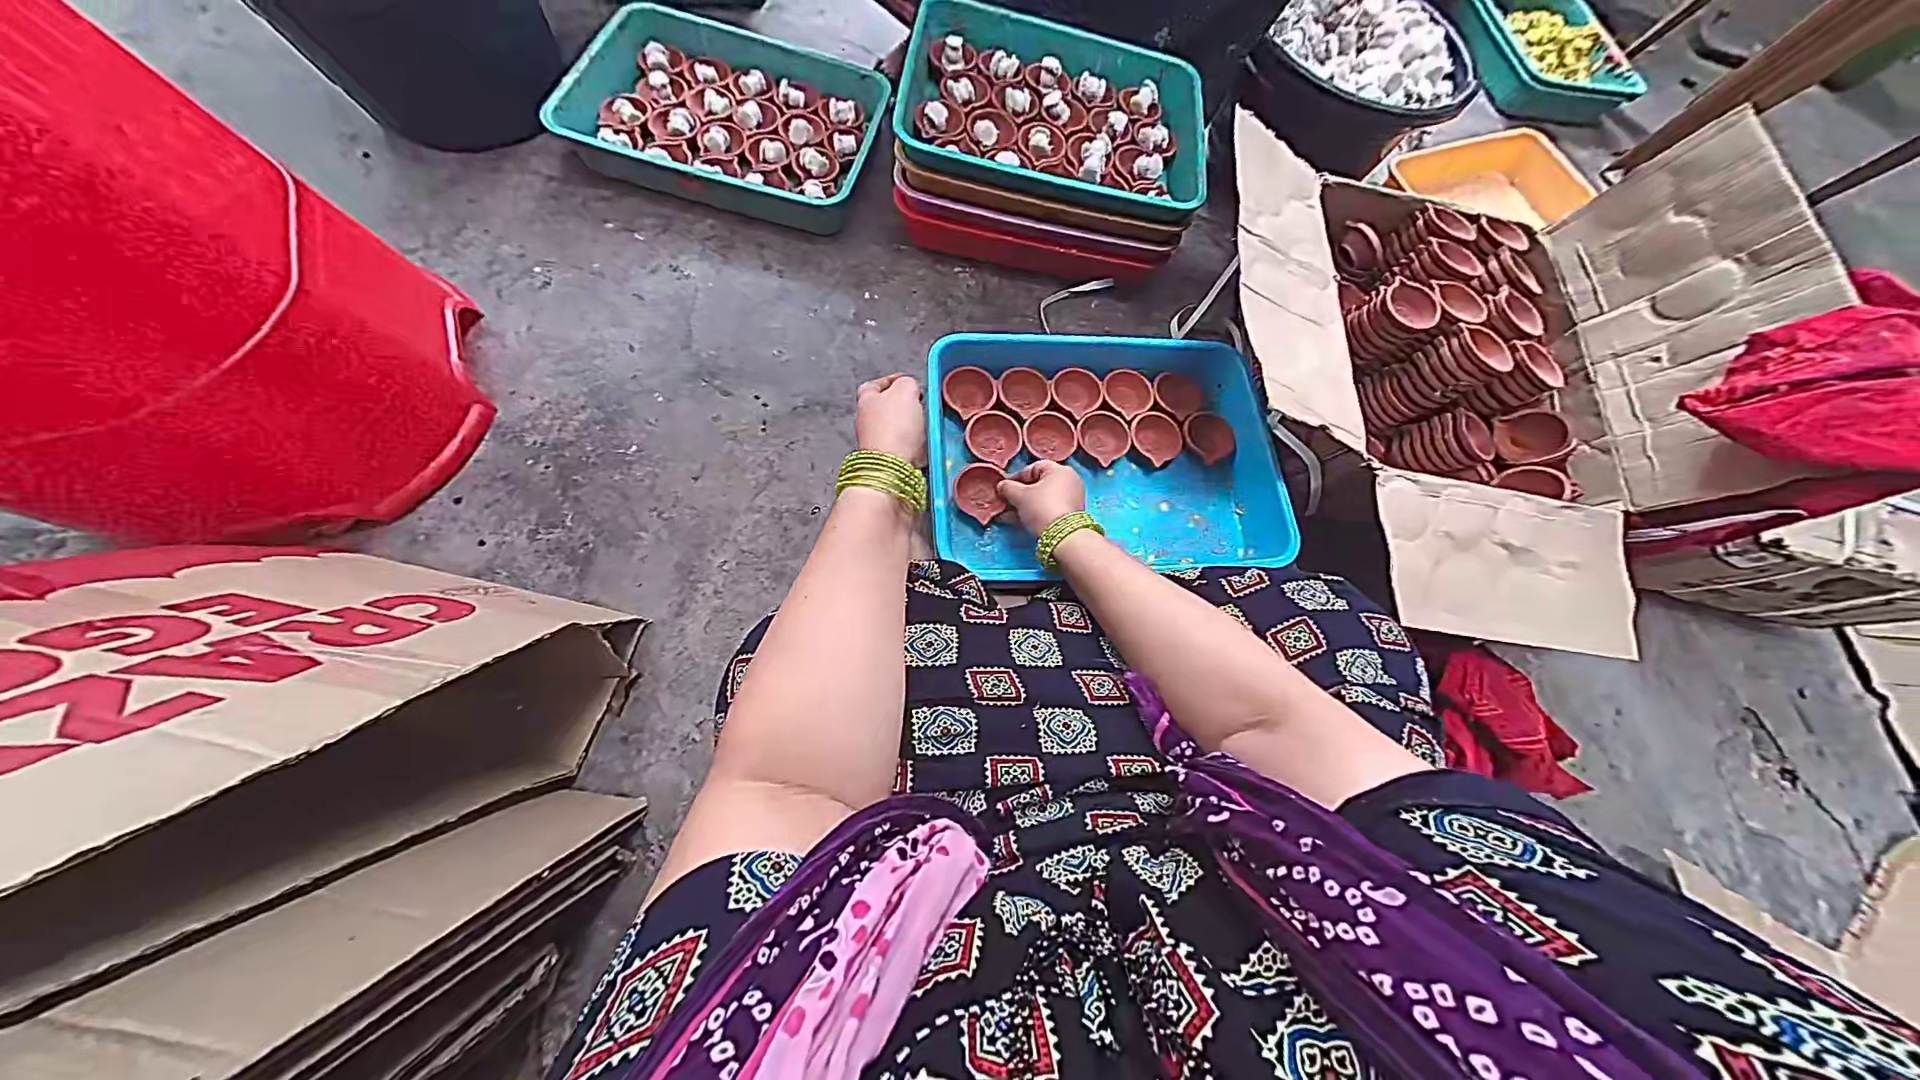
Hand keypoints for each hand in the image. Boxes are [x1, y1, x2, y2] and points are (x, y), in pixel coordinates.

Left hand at [855, 375, 926, 465]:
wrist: (894, 467)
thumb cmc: (894, 429)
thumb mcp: (905, 390)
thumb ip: (908, 382)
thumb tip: (911, 387)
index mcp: (866, 400)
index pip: (875, 384)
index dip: (892, 380)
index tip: (906, 381)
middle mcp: (867, 421)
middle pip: (888, 407)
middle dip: (906, 405)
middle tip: (921, 404)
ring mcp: (877, 442)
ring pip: (899, 428)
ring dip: (914, 426)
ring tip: (926, 426)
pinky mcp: (889, 459)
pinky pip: (906, 447)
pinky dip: (917, 445)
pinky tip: (925, 444)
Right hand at [998, 460, 1085, 533]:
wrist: (1063, 536)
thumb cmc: (1041, 508)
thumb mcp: (1020, 496)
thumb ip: (1008, 488)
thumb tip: (1002, 485)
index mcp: (1060, 470)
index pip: (1034, 468)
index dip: (1016, 477)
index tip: (1004, 489)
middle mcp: (1069, 481)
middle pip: (1039, 484)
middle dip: (1020, 494)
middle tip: (1006, 502)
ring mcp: (1072, 498)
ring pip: (1043, 498)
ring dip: (1025, 505)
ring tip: (1009, 515)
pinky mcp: (1071, 514)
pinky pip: (1049, 508)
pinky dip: (1035, 512)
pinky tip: (1020, 521)